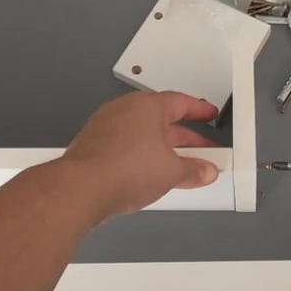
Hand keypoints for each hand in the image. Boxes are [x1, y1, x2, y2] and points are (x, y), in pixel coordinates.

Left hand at [57, 91, 223, 219]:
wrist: (82, 188)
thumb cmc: (121, 167)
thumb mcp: (172, 171)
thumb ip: (193, 169)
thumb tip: (203, 170)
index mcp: (147, 105)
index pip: (180, 102)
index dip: (199, 110)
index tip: (208, 115)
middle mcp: (124, 110)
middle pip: (162, 121)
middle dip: (184, 139)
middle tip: (201, 153)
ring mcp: (105, 128)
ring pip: (142, 136)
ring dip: (161, 151)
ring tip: (177, 171)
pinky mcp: (93, 147)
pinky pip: (125, 149)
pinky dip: (140, 159)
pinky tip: (148, 177)